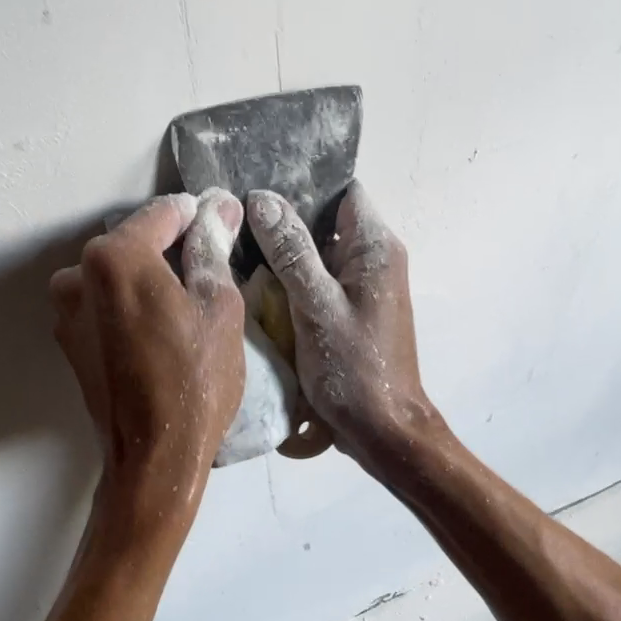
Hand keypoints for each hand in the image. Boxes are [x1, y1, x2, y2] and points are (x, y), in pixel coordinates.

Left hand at [51, 189, 246, 502]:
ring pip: (116, 278)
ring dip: (147, 283)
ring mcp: (66, 312)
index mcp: (115, 257)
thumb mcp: (220, 309)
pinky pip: (105, 309)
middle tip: (209, 275)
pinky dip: (130, 311)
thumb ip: (212, 251)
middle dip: (169, 251)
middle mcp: (77, 276)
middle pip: (132, 245)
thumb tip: (219, 211)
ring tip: (186, 312)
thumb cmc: (195, 381)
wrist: (154, 456)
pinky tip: (160, 337)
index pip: (162, 215)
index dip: (196, 217)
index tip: (220, 224)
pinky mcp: (69, 343)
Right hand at [245, 183, 438, 467]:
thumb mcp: (315, 306)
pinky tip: (260, 297)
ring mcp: (364, 290)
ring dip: (285, 260)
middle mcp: (375, 261)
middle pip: (327, 224)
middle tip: (237, 230)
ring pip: (319, 257)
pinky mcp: (351, 316)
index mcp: (376, 248)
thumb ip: (291, 252)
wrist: (382, 430)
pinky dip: (293, 288)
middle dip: (286, 227)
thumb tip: (263, 198)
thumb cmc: (353, 368)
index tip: (259, 199)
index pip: (343, 192)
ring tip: (240, 260)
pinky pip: (319, 287)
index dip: (303, 190)